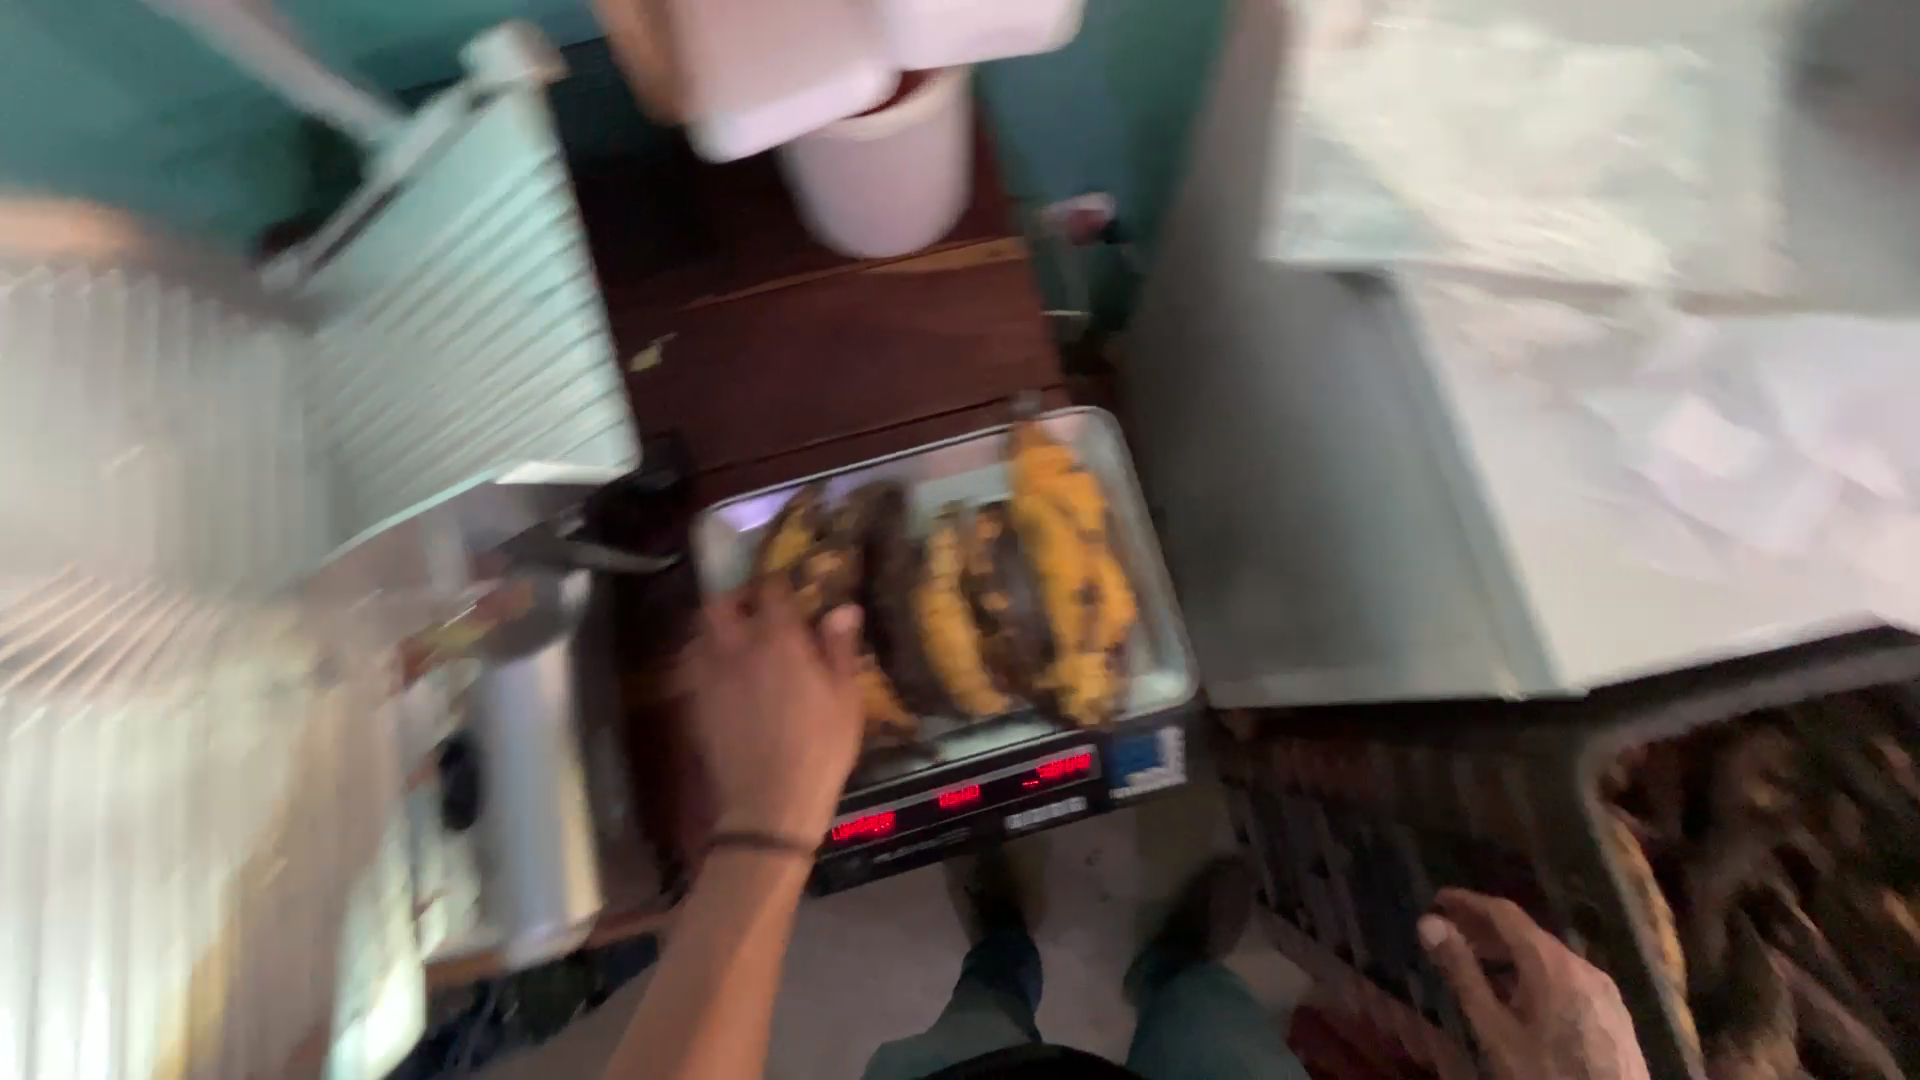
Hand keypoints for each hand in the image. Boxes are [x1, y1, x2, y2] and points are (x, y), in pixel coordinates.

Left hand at [684, 579, 865, 843]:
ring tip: (735, 637)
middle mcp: (736, 648)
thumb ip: (840, 647)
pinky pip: (692, 666)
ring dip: (715, 626)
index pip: (770, 589)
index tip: (788, 583)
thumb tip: (843, 608)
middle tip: (754, 606)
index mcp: (778, 640)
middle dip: (735, 596)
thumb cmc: (820, 747)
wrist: (770, 803)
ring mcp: (709, 676)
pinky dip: (705, 658)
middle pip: (720, 603)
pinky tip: (723, 673)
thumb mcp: (845, 696)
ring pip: (700, 633)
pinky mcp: (695, 704)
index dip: (777, 580)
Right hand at [1418, 889, 1648, 1079]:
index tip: (1435, 900)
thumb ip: (1461, 971)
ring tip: (1474, 963)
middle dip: (1483, 928)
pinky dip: (1532, 970)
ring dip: (1507, 950)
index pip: (1503, 912)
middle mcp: (1583, 967)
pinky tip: (1515, 994)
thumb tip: (1428, 922)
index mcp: (1552, 964)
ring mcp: (1604, 991)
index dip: (1467, 902)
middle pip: (1526, 931)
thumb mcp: (1494, 1028)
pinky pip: (1565, 976)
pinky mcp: (1613, 1014)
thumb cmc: (1546, 1075)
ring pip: (1546, 954)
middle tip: (1447, 933)